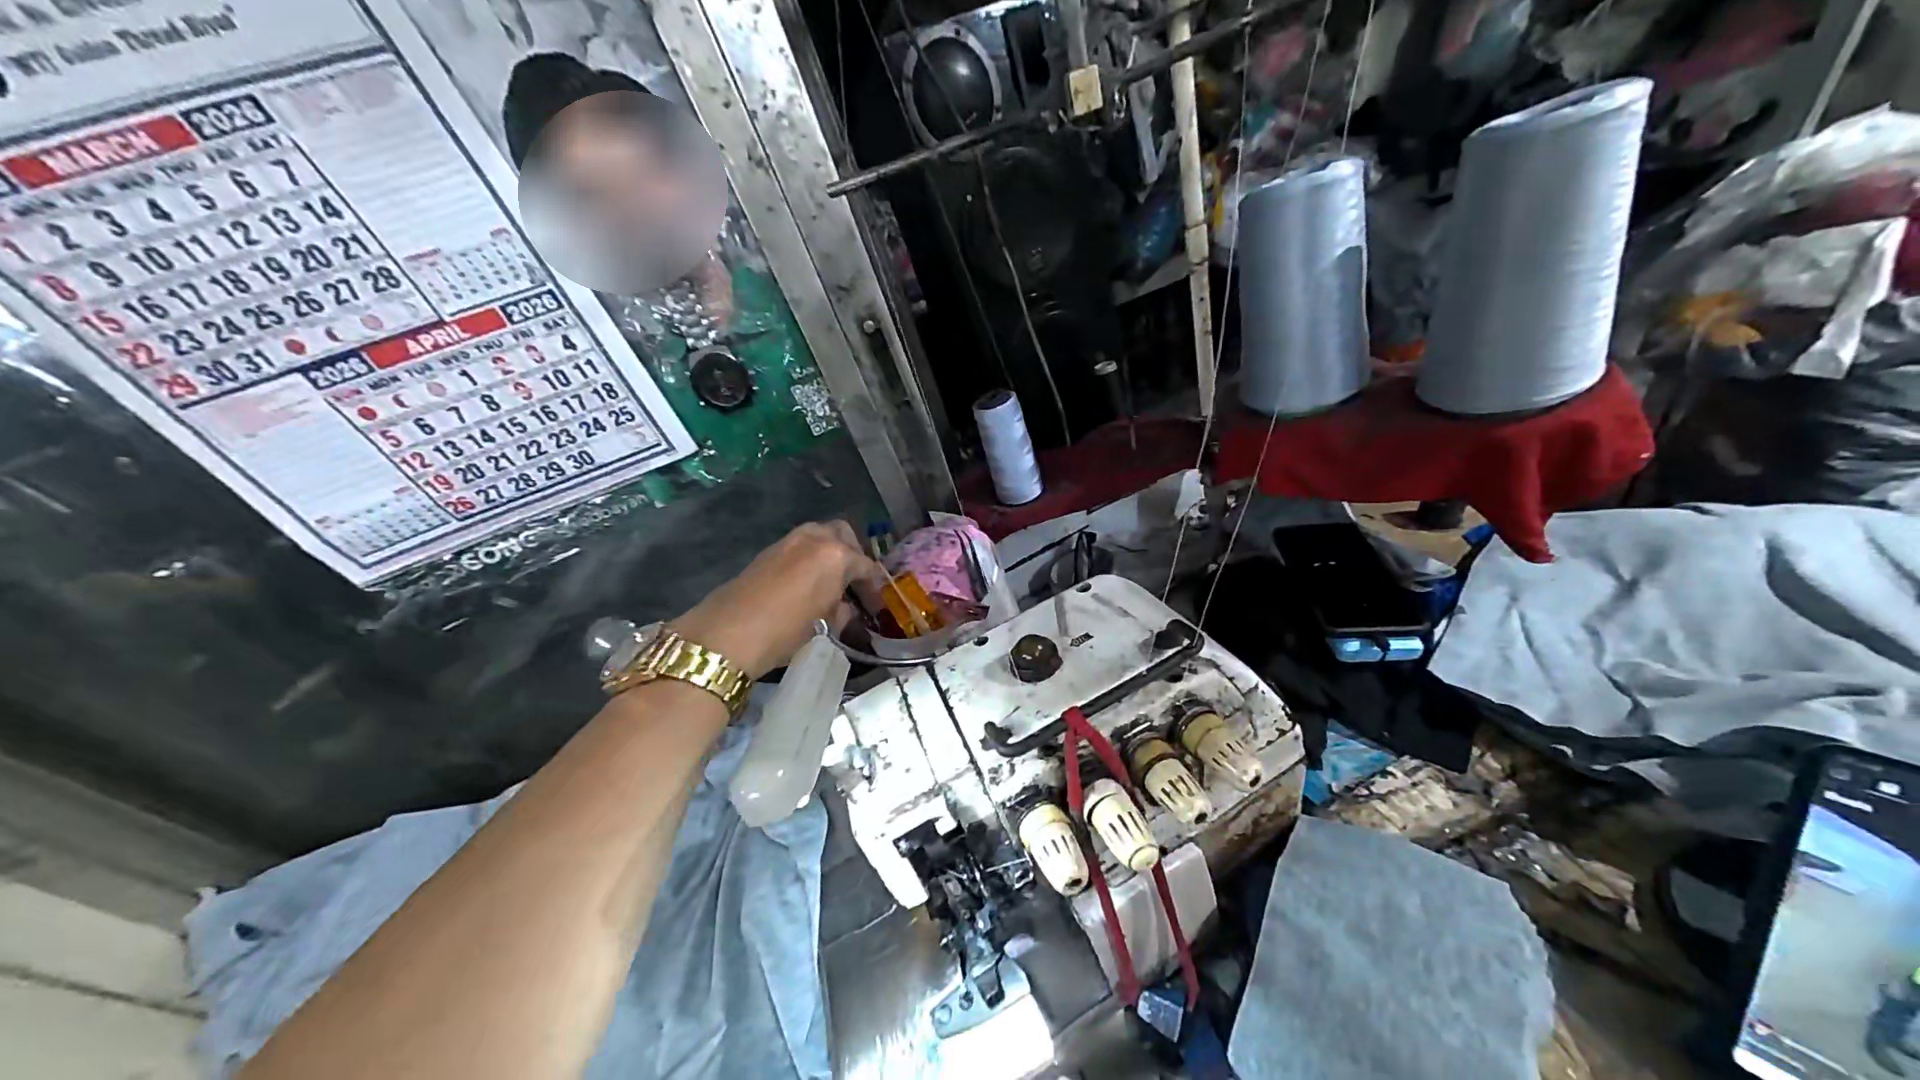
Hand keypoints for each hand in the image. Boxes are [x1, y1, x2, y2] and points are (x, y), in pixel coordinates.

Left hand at [671, 521, 884, 678]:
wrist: (728, 633)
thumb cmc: (785, 630)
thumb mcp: (824, 626)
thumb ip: (842, 611)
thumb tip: (847, 609)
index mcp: (836, 555)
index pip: (867, 567)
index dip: (874, 588)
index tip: (876, 607)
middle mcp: (815, 538)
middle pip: (844, 535)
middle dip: (854, 555)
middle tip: (855, 583)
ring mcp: (789, 540)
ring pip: (820, 536)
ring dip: (831, 554)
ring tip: (832, 583)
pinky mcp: (769, 550)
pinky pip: (801, 547)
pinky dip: (811, 559)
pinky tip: (807, 584)